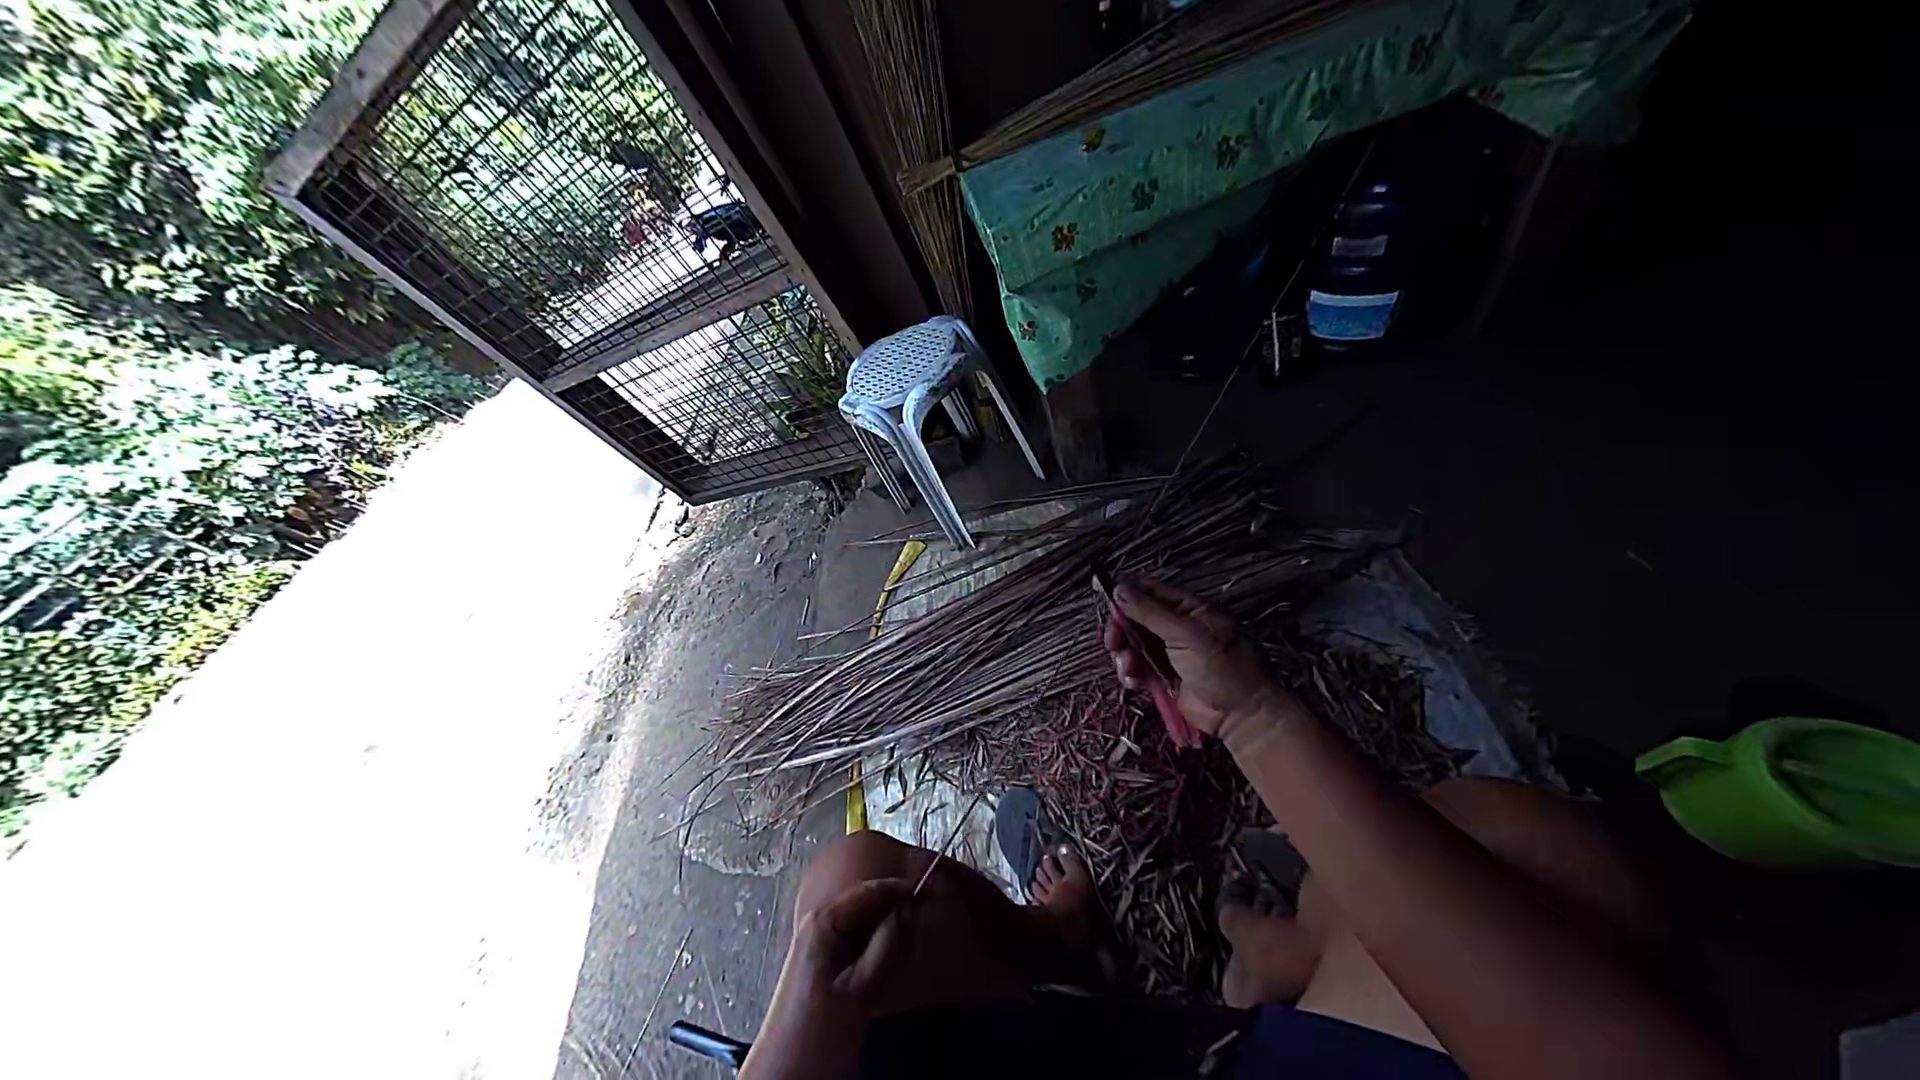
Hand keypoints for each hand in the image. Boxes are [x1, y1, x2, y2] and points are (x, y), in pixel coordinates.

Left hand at [743, 879, 911, 1079]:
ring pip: (863, 926)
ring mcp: (820, 947)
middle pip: (865, 905)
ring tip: (912, 941)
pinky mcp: (824, 969)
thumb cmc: (816, 1036)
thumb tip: (906, 910)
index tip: (928, 893)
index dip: (899, 889)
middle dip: (894, 911)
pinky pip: (857, 946)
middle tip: (922, 922)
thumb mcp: (858, 990)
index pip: (869, 890)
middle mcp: (819, 925)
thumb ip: (885, 945)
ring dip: (888, 931)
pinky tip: (893, 960)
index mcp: (822, 921)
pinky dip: (877, 948)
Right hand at [1104, 578, 1292, 747]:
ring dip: (1125, 655)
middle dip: (1121, 630)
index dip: (1126, 594)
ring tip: (1129, 668)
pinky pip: (1137, 669)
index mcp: (1188, 609)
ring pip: (1132, 645)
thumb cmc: (1222, 667)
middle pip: (1135, 619)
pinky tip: (1134, 681)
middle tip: (1113, 641)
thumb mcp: (1185, 634)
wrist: (1241, 714)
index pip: (1150, 592)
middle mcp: (1176, 628)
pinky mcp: (1163, 677)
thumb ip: (1149, 612)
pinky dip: (1131, 674)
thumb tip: (1120, 588)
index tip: (1105, 599)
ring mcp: (1169, 654)